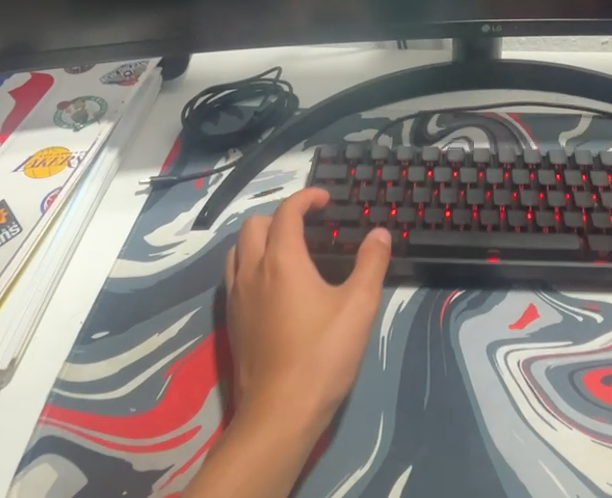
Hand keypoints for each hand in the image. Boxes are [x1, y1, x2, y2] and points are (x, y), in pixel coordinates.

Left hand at [189, 190, 390, 497]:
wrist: (279, 413)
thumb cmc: (322, 355)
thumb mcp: (358, 307)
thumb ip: (371, 264)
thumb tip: (379, 233)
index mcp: (282, 260)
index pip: (287, 212)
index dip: (306, 198)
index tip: (325, 200)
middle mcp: (252, 270)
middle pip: (255, 224)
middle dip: (280, 215)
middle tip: (308, 226)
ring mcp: (237, 296)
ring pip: (237, 248)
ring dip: (260, 238)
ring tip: (287, 250)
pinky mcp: (232, 320)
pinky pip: (233, 275)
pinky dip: (249, 263)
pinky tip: (271, 285)